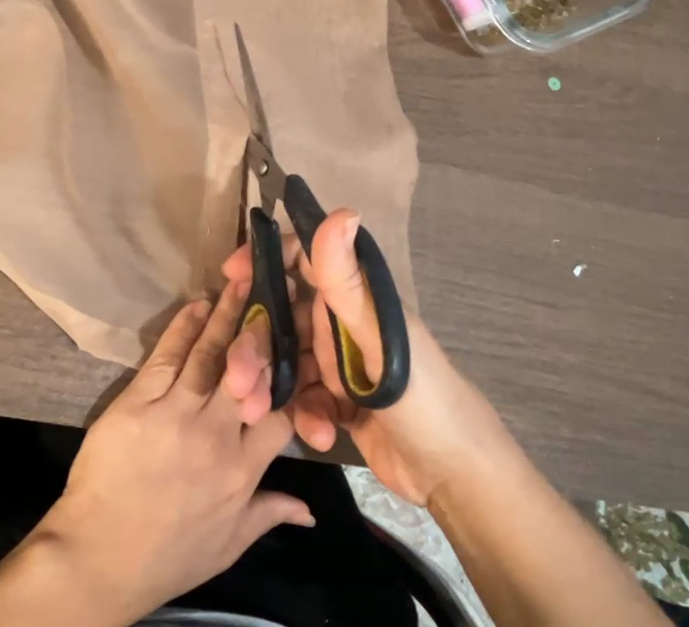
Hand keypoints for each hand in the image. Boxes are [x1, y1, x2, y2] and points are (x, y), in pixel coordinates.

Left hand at [29, 278, 314, 622]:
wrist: (101, 555)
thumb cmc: (168, 555)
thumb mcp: (229, 544)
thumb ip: (269, 514)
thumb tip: (310, 509)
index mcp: (243, 470)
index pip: (281, 412)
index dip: (293, 378)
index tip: (300, 347)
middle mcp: (216, 435)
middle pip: (247, 371)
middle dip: (261, 330)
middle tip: (273, 292)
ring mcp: (176, 415)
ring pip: (209, 355)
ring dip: (226, 316)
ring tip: (239, 283)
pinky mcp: (137, 403)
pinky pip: (166, 357)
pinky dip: (183, 328)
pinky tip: (197, 306)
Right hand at [220, 209, 514, 505]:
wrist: (457, 476)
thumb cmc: (424, 396)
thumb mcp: (381, 337)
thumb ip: (349, 281)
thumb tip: (340, 212)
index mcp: (355, 298)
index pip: (302, 260)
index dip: (265, 261)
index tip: (231, 275)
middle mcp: (343, 324)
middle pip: (281, 321)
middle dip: (255, 348)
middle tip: (236, 380)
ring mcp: (340, 365)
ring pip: (285, 363)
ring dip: (268, 387)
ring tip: (256, 412)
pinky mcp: (339, 403)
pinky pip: (303, 400)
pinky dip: (304, 417)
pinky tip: (320, 435)